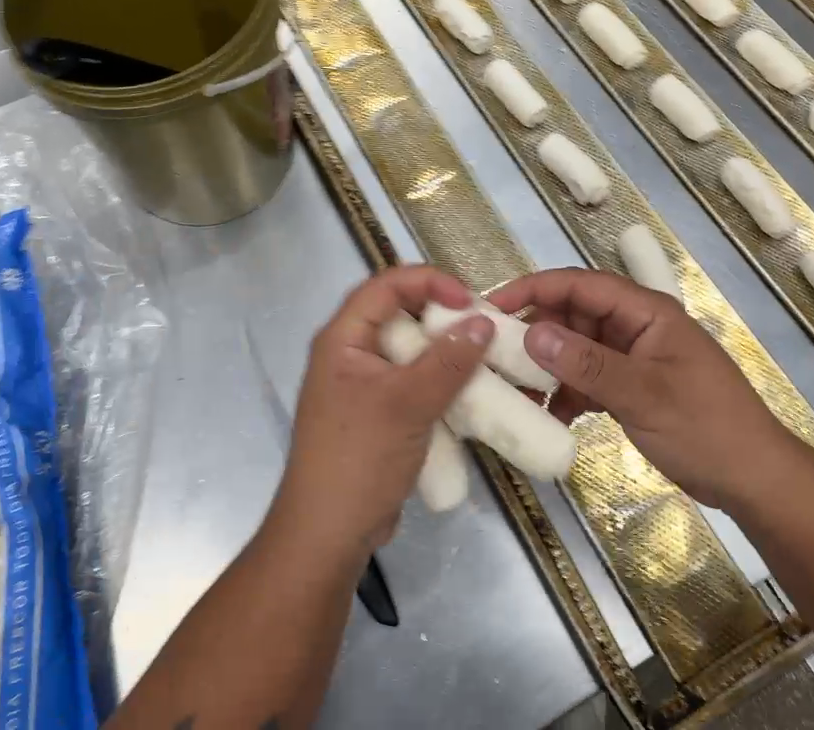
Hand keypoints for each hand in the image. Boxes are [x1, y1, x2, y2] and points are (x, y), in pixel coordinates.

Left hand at [271, 266, 494, 557]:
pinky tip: (471, 393)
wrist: (328, 532)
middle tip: (482, 327)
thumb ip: (447, 361)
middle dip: (443, 315)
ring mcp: (363, 386)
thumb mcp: (407, 404)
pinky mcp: (378, 415)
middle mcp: (350, 354)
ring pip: (410, 351)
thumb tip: (481, 321)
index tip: (469, 300)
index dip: (429, 281)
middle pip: (399, 314)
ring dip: (446, 351)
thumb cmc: (359, 458)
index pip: (386, 285)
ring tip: (485, 357)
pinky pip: (413, 383)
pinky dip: (441, 382)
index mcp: (342, 338)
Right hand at [488, 268, 797, 510]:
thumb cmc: (707, 428)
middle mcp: (635, 327)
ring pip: (575, 348)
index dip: (534, 289)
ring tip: (514, 390)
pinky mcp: (630, 388)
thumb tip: (531, 335)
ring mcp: (632, 358)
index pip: (580, 284)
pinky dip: (565, 393)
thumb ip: (587, 364)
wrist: (753, 481)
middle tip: (493, 354)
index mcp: (646, 312)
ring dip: (546, 366)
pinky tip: (548, 416)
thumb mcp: (644, 395)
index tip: (493, 307)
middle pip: (573, 314)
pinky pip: (586, 378)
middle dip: (535, 331)